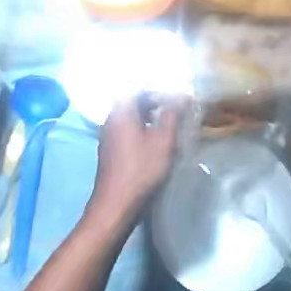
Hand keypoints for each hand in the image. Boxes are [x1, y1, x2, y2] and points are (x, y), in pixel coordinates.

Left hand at [86, 95, 186, 228]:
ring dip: (151, 117)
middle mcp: (111, 117)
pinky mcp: (110, 149)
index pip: (140, 88)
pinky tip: (157, 141)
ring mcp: (108, 134)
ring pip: (132, 117)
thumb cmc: (141, 169)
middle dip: (157, 102)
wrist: (116, 203)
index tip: (179, 97)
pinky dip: (143, 129)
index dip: (161, 90)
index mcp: (121, 110)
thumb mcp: (163, 140)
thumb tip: (182, 95)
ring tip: (172, 125)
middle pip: (134, 101)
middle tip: (179, 109)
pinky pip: (128, 130)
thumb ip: (172, 114)